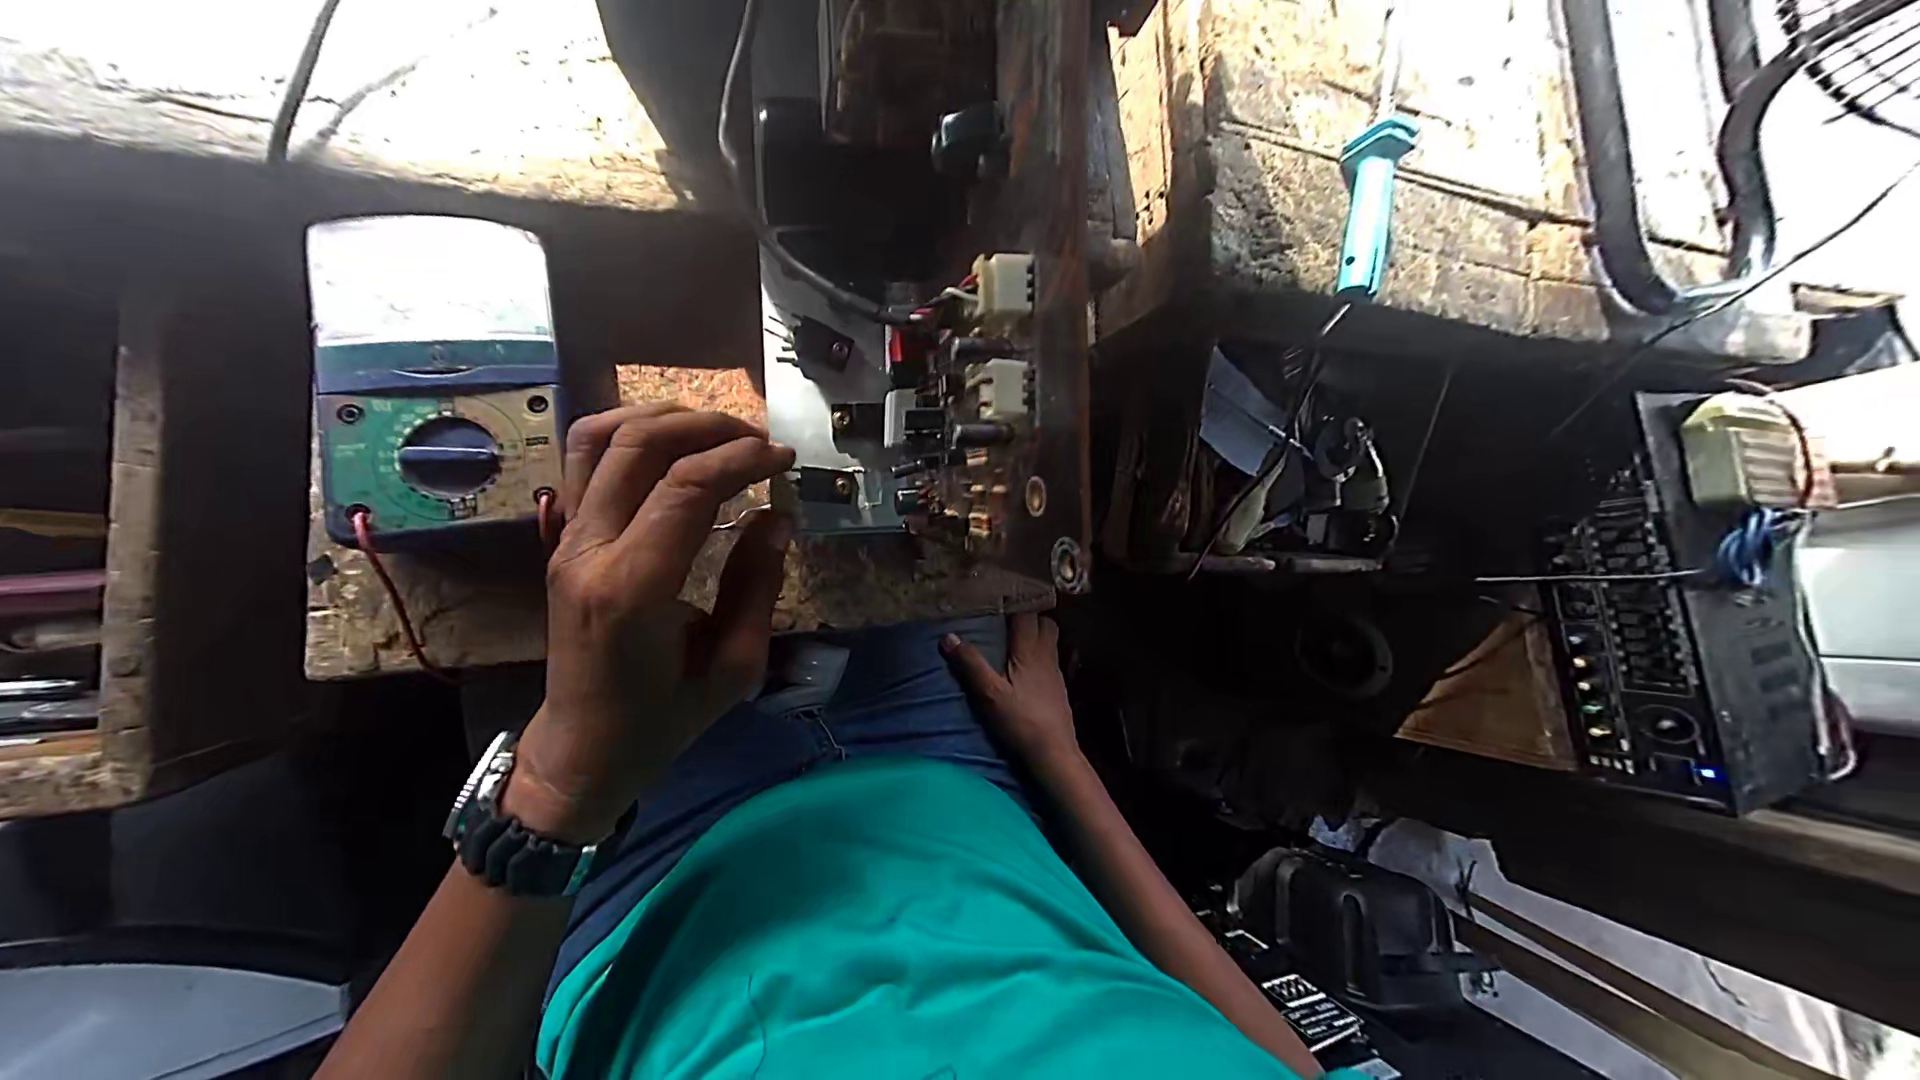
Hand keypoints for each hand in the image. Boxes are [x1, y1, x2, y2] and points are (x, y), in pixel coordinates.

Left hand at [506, 403, 795, 841]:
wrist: (583, 748)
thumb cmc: (664, 719)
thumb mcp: (734, 665)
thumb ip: (758, 584)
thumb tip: (778, 516)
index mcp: (633, 588)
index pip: (687, 488)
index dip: (743, 460)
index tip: (785, 460)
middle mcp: (589, 550)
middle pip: (641, 446)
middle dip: (710, 427)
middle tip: (760, 441)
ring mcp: (566, 539)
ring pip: (602, 437)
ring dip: (665, 418)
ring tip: (719, 430)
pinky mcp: (563, 538)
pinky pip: (584, 459)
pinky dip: (629, 432)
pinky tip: (672, 444)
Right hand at [941, 614, 1081, 770]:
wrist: (1054, 753)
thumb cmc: (1020, 721)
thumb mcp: (989, 693)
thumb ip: (970, 663)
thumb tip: (948, 636)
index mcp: (1030, 651)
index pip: (1028, 615)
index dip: (1016, 604)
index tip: (998, 598)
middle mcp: (1047, 656)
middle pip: (1045, 623)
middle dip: (1030, 616)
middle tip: (1007, 619)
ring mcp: (1056, 673)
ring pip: (1050, 641)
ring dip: (1036, 635)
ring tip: (1014, 639)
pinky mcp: (1059, 689)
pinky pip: (1050, 660)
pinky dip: (1039, 655)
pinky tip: (1025, 668)